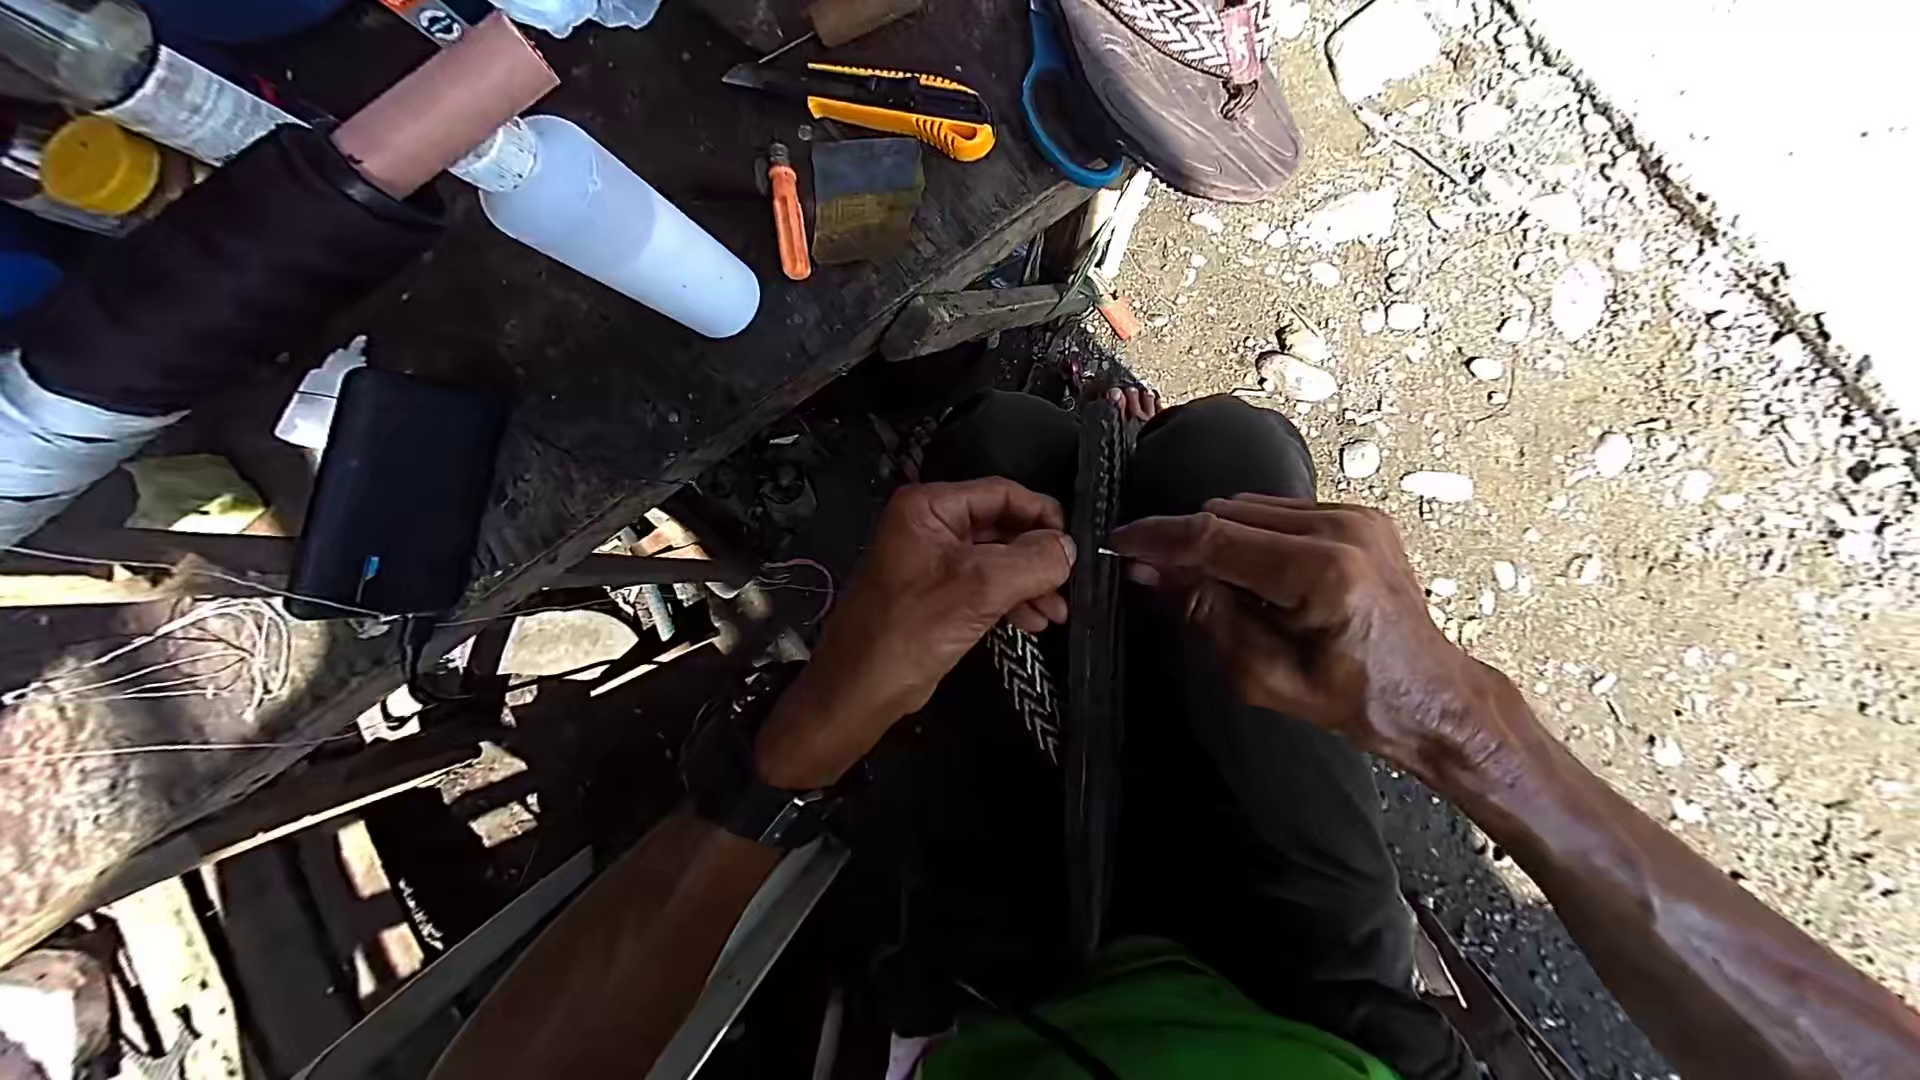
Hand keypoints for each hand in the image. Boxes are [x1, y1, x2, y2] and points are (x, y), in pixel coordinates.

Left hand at [756, 478, 1075, 788]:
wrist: (860, 690)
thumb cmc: (906, 632)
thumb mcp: (979, 588)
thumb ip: (1032, 561)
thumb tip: (1068, 548)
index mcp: (929, 507)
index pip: (1001, 493)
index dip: (1041, 515)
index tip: (1072, 542)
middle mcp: (930, 527)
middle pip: (1002, 527)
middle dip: (1038, 557)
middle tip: (1068, 582)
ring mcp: (934, 562)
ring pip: (998, 560)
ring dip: (1030, 583)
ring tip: (1055, 611)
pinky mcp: (938, 594)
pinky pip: (985, 586)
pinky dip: (1011, 600)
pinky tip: (1033, 621)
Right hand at [1110, 495, 1520, 778]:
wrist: (1432, 694)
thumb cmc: (1355, 700)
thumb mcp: (1262, 676)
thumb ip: (1205, 615)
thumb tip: (1154, 572)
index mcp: (1321, 575)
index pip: (1213, 538)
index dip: (1157, 538)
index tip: (1120, 542)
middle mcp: (1340, 530)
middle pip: (1223, 515)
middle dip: (1185, 545)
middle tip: (1163, 581)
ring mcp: (1351, 516)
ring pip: (1243, 507)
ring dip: (1215, 541)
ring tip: (1223, 589)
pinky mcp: (1354, 515)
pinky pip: (1271, 511)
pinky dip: (1245, 537)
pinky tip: (1253, 575)